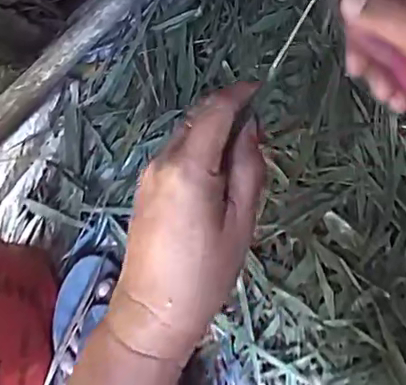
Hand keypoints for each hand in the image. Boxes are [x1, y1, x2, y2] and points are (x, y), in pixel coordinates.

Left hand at [103, 82, 266, 364]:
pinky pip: (176, 149)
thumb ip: (248, 167)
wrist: (149, 317)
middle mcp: (164, 159)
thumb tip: (249, 127)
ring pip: (187, 131)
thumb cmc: (204, 275)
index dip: (239, 93)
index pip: (216, 110)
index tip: (260, 89)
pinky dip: (198, 144)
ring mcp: (150, 171)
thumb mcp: (241, 222)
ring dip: (213, 127)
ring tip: (238, 154)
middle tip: (256, 129)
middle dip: (228, 110)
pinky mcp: (144, 184)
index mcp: (189, 166)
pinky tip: (214, 170)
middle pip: (199, 116)